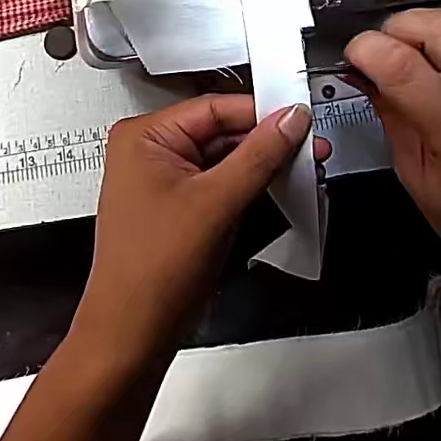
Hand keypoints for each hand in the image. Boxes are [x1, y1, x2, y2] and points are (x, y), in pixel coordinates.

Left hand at [71, 94, 323, 366]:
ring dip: (262, 164)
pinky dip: (250, 184)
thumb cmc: (147, 273)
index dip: (259, 112)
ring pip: (225, 157)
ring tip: (299, 167)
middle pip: (222, 130)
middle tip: (306, 145)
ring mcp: (165, 180)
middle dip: (266, 141)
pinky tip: (278, 186)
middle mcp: (150, 152)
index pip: (214, 107)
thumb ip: (258, 156)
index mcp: (143, 137)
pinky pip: (221, 181)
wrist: (134, 332)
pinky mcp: (181, 205)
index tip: (296, 116)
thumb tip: (287, 121)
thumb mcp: (215, 203)